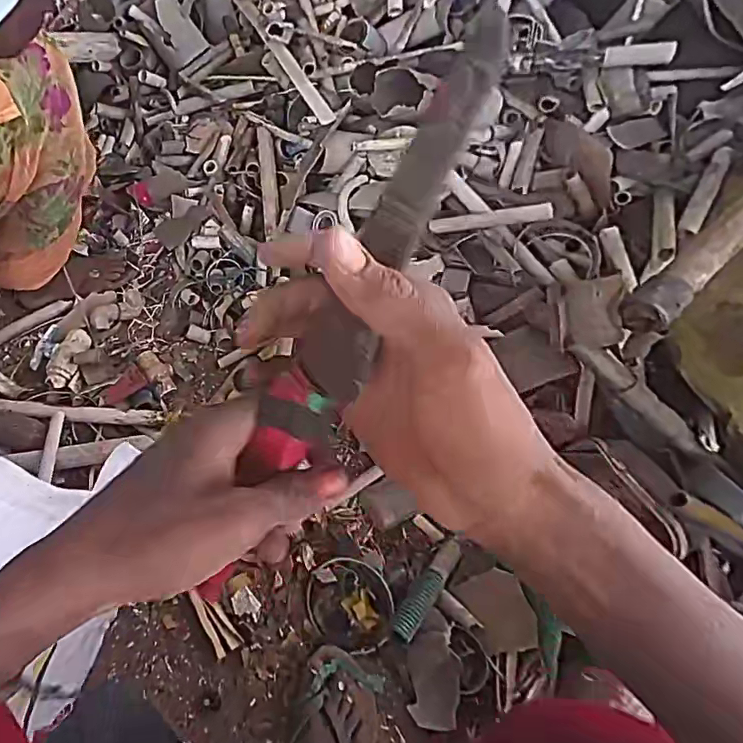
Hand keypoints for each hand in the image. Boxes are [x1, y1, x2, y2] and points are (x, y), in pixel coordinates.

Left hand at [30, 399, 346, 614]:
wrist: (85, 567)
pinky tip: (240, 557)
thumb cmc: (163, 537)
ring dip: (265, 515)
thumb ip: (291, 495)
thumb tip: (340, 476)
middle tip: (292, 531)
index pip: (279, 408)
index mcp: (218, 428)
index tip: (328, 478)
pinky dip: (237, 523)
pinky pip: (220, 498)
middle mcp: (203, 439)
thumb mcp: (239, 519)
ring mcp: (186, 467)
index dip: (310, 439)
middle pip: (265, 449)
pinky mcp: (174, 494)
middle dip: (288, 490)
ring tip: (267, 556)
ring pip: (245, 480)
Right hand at [237, 228, 568, 553]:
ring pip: (308, 340)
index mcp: (406, 306)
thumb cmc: (483, 424)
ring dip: (275, 340)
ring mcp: (365, 368)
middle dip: (277, 307)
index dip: (306, 255)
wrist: (493, 496)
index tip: (268, 257)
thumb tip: (335, 246)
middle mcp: (382, 331)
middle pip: (317, 303)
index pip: (348, 265)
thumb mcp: (439, 353)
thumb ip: (387, 298)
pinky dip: (283, 380)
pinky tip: (266, 388)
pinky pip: (310, 381)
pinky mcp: (354, 402)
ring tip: (248, 355)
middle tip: (249, 329)